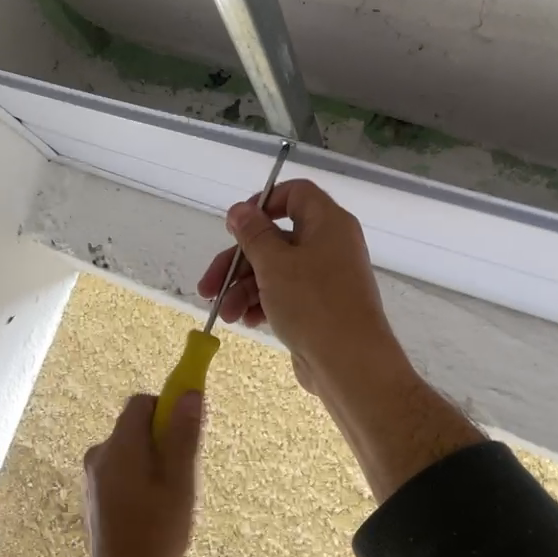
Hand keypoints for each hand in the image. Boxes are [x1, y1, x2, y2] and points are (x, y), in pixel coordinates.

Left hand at [54, 392, 204, 556]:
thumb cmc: (157, 532)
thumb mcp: (180, 481)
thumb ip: (184, 434)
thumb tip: (190, 393)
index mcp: (118, 445)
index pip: (141, 403)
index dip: (167, 408)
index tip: (188, 433)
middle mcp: (99, 454)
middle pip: (136, 428)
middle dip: (163, 441)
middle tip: (183, 475)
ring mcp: (93, 478)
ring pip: (131, 452)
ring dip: (154, 464)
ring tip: (170, 500)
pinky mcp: (95, 497)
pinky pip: (122, 473)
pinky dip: (141, 481)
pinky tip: (153, 513)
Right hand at [198, 180, 483, 499]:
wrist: (349, 362)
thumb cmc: (313, 304)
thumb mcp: (274, 264)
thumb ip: (253, 234)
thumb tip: (239, 209)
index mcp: (326, 223)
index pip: (295, 194)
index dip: (262, 204)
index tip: (234, 226)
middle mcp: (327, 245)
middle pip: (273, 239)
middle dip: (236, 264)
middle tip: (208, 286)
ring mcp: (323, 278)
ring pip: (273, 272)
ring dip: (242, 290)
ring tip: (225, 314)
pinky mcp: (317, 307)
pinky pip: (282, 296)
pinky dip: (260, 304)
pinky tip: (245, 321)